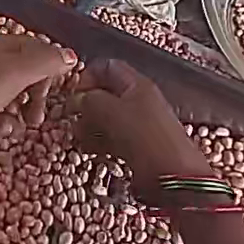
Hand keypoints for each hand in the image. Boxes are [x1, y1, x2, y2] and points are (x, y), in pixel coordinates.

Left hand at [0, 32, 75, 147]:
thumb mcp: (17, 71)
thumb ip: (46, 62)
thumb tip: (70, 55)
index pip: (37, 51)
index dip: (48, 72)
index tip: (52, 93)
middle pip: (24, 82)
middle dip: (30, 104)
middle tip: (32, 120)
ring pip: (7, 106)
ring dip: (8, 122)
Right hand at [70, 60, 211, 182]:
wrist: (173, 176)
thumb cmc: (143, 136)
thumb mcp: (110, 110)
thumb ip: (89, 99)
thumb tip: (76, 99)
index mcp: (137, 84)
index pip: (107, 67)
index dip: (87, 76)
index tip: (71, 92)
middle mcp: (139, 100)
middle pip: (105, 93)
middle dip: (85, 104)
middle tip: (70, 116)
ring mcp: (140, 124)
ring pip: (107, 117)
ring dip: (89, 125)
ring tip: (77, 135)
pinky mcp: (138, 146)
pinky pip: (113, 137)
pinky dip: (99, 141)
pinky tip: (89, 149)